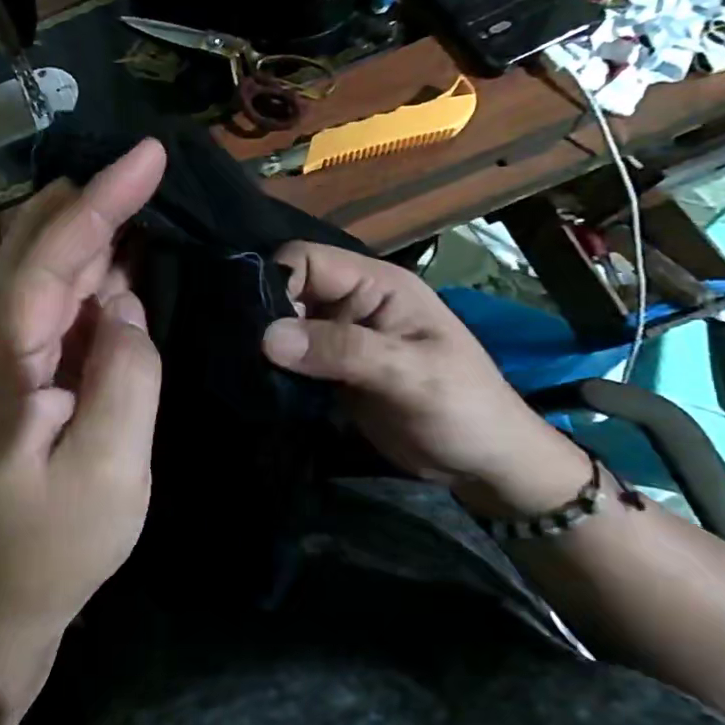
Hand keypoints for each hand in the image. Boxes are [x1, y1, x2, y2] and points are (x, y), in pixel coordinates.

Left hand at [0, 140, 166, 629]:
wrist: (29, 581)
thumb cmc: (69, 537)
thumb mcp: (111, 468)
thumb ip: (125, 378)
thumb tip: (124, 306)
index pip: (45, 264)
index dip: (97, 204)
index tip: (146, 155)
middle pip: (36, 248)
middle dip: (94, 200)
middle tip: (153, 166)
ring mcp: (3, 350)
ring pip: (48, 264)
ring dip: (98, 228)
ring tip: (150, 195)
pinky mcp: (24, 358)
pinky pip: (61, 295)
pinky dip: (98, 266)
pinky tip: (132, 251)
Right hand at [259, 242, 588, 512]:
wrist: (485, 465)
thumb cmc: (465, 409)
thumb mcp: (411, 375)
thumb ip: (343, 350)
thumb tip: (267, 336)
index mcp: (377, 285)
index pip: (306, 259)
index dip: (276, 282)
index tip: (255, 327)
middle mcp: (353, 303)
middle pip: (289, 289)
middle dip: (263, 316)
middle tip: (239, 352)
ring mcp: (341, 338)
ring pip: (285, 325)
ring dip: (264, 346)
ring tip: (242, 370)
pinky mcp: (332, 371)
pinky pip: (292, 359)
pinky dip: (275, 369)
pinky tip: (258, 385)